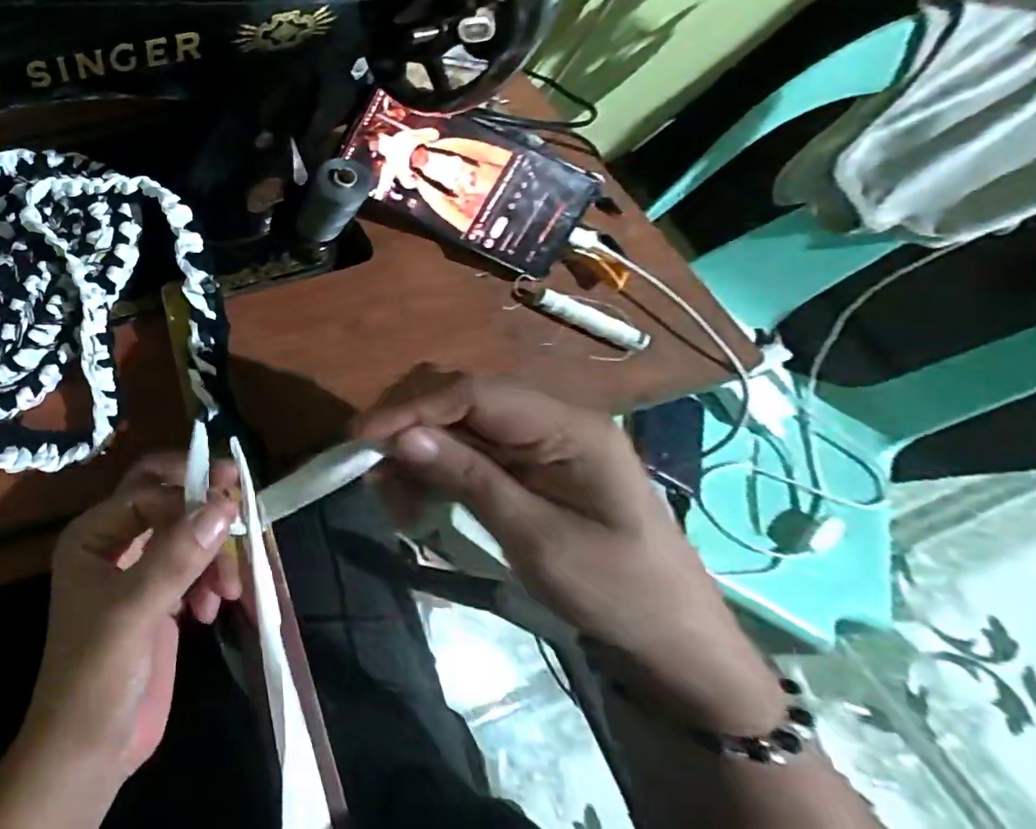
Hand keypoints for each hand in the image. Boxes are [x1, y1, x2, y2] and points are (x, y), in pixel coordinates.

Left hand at [0, 455, 240, 828]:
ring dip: (211, 554)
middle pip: (162, 501)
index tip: (229, 510)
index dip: (186, 496)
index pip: (144, 492)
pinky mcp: (160, 601)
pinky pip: (192, 570)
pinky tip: (213, 609)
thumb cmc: (95, 673)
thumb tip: (221, 506)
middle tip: (240, 495)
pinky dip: (209, 581)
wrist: (89, 751)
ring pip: (184, 536)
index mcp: (92, 535)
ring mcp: (138, 572)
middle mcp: (113, 544)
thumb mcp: (133, 611)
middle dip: (200, 501)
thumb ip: (176, 557)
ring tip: (231, 589)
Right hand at [355, 373, 784, 734]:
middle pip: (459, 395)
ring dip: (413, 450)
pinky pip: (464, 450)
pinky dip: (431, 470)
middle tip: (368, 466)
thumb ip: (470, 479)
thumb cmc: (618, 592)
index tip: (362, 437)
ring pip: (454, 421)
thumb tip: (401, 436)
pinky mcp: (524, 465)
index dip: (412, 408)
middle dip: (407, 424)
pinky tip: (412, 502)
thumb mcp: (538, 540)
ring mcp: (536, 441)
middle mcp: (549, 419)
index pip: (474, 392)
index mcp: (568, 427)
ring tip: (388, 495)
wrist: (673, 643)